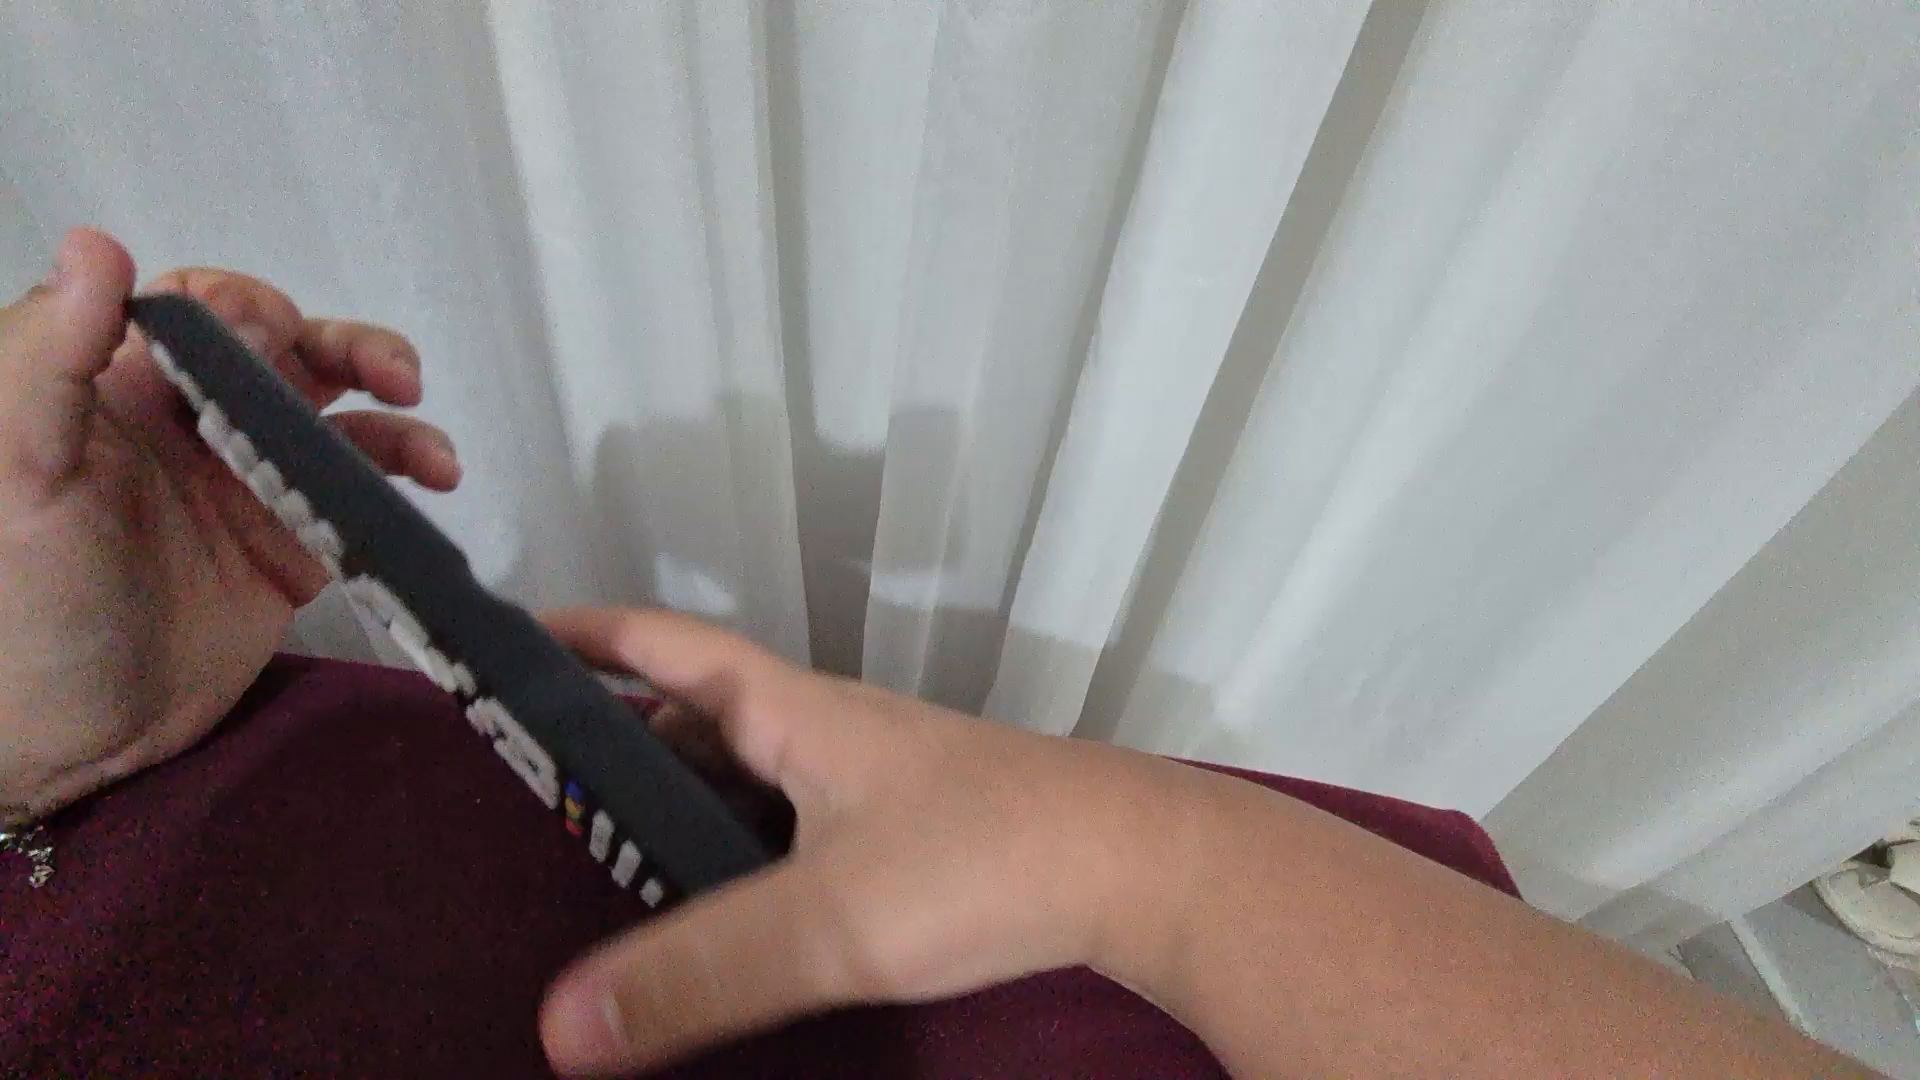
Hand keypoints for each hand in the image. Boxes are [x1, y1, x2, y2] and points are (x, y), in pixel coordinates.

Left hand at [0, 227, 461, 822]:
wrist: (68, 737)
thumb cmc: (13, 606)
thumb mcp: (8, 473)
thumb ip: (48, 359)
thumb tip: (100, 247)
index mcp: (116, 392)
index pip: (205, 314)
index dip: (260, 315)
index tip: (290, 346)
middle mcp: (197, 428)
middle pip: (298, 359)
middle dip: (360, 355)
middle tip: (403, 381)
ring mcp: (258, 486)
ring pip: (349, 425)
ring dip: (404, 430)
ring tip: (440, 464)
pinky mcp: (303, 540)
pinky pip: (367, 494)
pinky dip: (407, 485)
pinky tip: (430, 494)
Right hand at [535, 608, 1206, 1076]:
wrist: (1121, 861)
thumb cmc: (978, 858)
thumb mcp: (832, 919)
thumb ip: (702, 971)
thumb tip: (557, 1027)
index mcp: (796, 712)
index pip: (673, 647)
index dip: (593, 634)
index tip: (516, 635)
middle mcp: (824, 730)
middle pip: (698, 714)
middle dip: (615, 738)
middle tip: (533, 788)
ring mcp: (863, 775)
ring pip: (744, 772)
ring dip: (676, 798)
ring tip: (599, 851)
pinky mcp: (895, 822)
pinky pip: (785, 819)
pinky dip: (733, 844)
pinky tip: (714, 898)